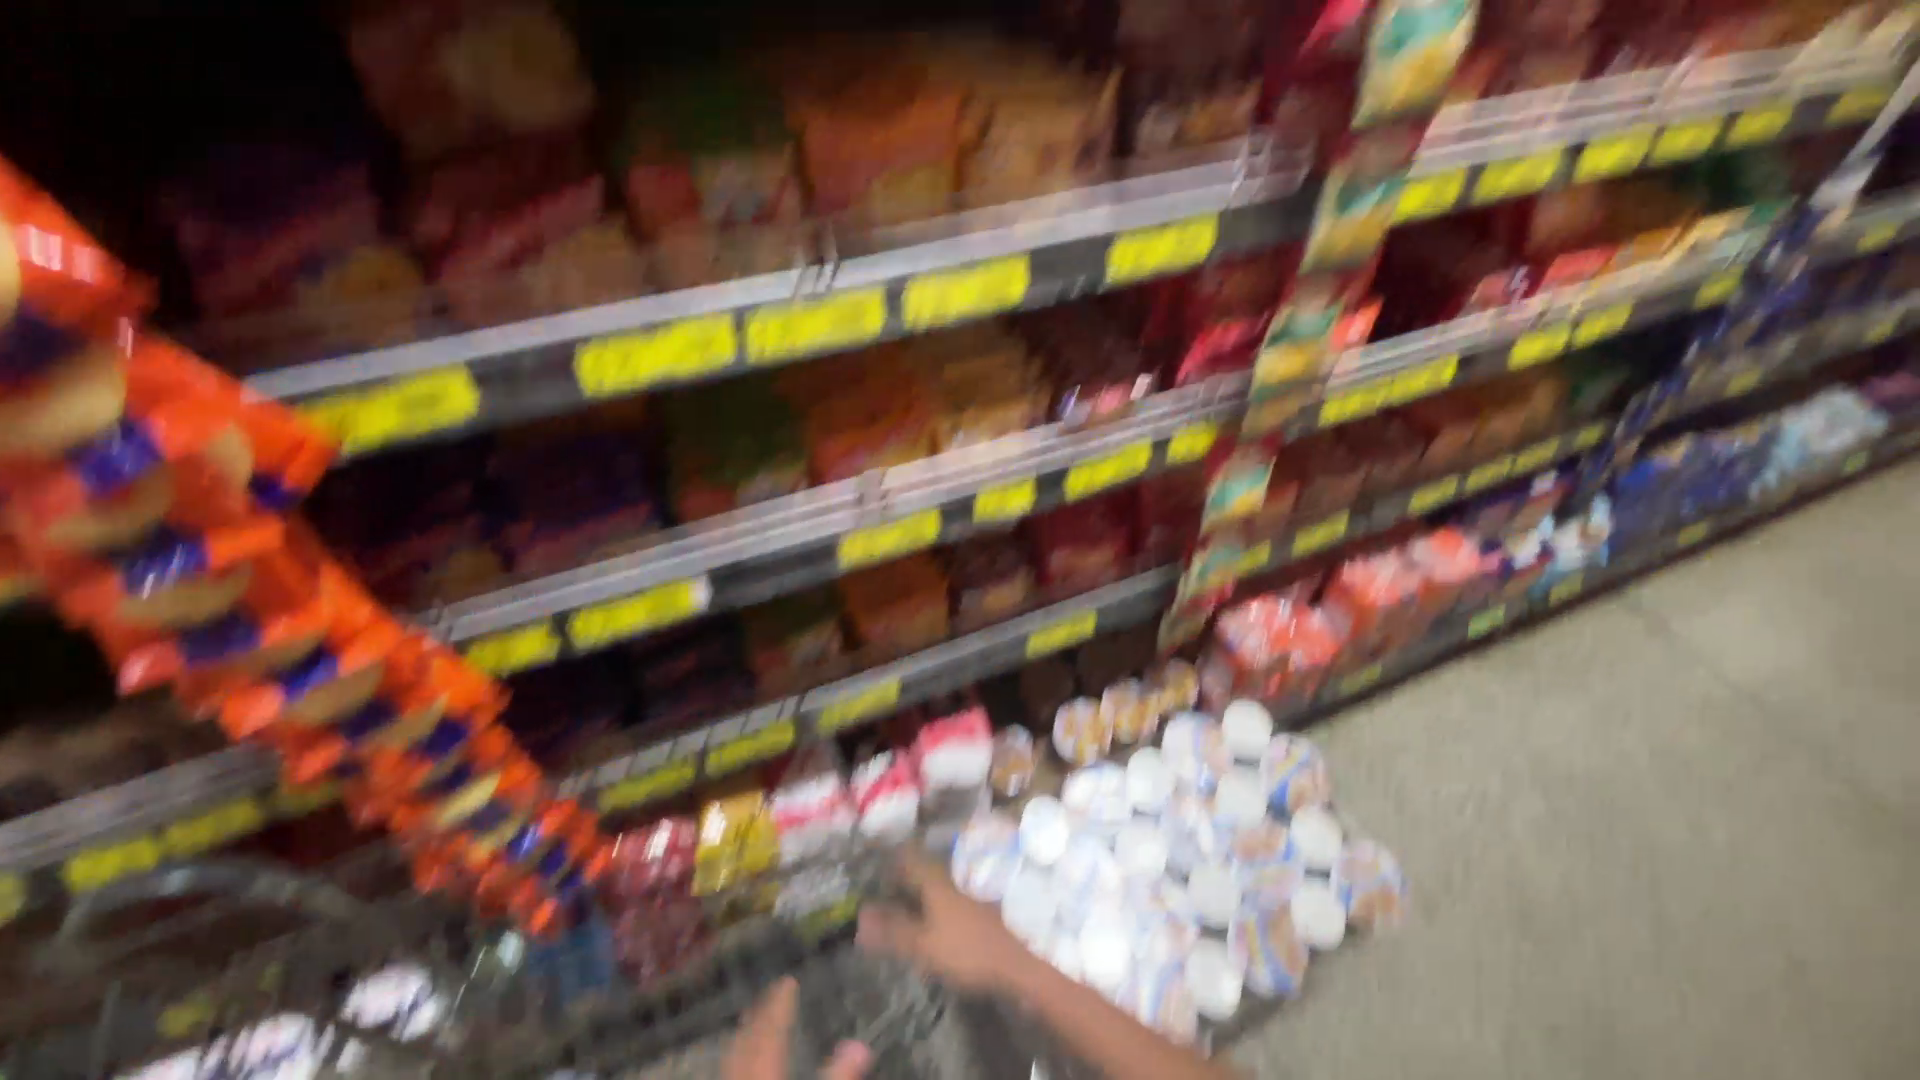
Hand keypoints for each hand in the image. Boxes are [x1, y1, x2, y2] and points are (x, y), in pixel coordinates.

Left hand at [722, 977, 870, 1079]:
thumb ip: (838, 1078)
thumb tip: (862, 1046)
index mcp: (764, 1076)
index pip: (772, 1032)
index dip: (779, 1004)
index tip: (788, 981)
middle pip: (747, 1042)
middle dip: (760, 1015)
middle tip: (772, 992)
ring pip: (732, 1060)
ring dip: (745, 1036)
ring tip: (755, 1020)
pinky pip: (729, 1074)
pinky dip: (737, 1060)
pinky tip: (743, 1066)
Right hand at [857, 852, 1034, 993]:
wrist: (1019, 963)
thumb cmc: (968, 950)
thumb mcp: (923, 945)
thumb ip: (891, 931)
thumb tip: (859, 916)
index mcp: (936, 879)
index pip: (906, 858)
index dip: (888, 862)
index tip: (872, 873)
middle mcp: (953, 877)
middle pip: (922, 870)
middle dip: (902, 879)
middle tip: (883, 894)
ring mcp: (970, 890)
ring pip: (938, 884)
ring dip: (920, 893)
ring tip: (904, 910)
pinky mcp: (982, 907)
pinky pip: (951, 897)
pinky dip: (937, 905)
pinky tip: (933, 923)